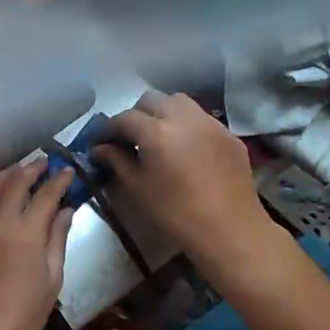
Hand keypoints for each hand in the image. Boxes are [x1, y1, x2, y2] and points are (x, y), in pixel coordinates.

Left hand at [0, 160, 74, 329]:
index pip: (45, 194)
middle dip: (31, 169)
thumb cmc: (27, 313)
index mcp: (26, 232)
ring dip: (6, 175)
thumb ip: (57, 238)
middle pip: (14, 183)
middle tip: (44, 163)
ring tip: (19, 170)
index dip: (59, 180)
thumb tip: (65, 210)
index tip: (68, 171)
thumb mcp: (53, 276)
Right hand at [94, 92, 287, 273]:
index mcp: (156, 132)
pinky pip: (201, 118)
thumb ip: (116, 161)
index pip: (124, 118)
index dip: (108, 129)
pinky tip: (185, 148)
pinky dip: (186, 124)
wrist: (229, 230)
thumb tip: (100, 148)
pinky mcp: (229, 135)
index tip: (100, 143)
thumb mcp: (137, 188)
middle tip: (129, 137)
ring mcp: (210, 123)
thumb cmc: (175, 213)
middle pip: (152, 99)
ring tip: (158, 136)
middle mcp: (183, 118)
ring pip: (179, 102)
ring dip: (163, 112)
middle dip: (136, 114)